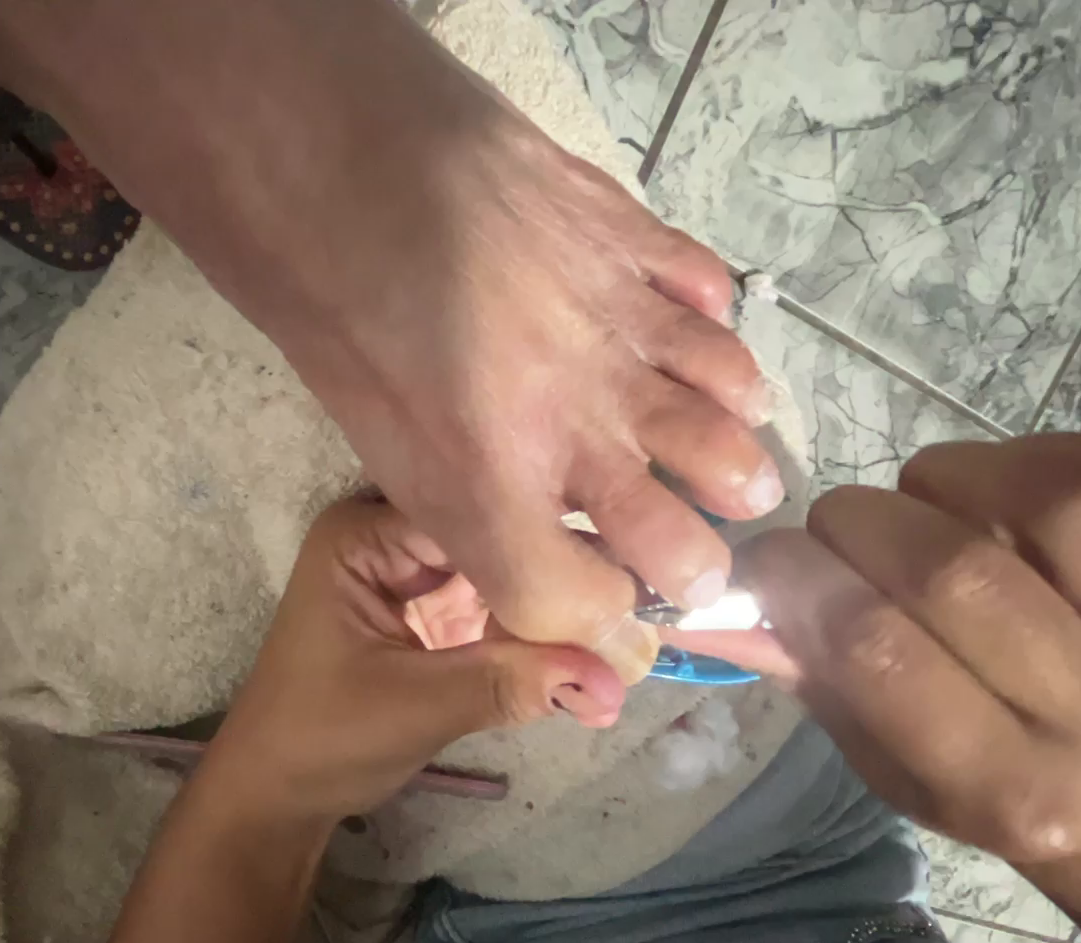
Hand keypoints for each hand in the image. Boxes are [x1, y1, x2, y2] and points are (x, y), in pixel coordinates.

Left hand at [0, 0, 780, 684]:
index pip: (588, 606)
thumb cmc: (354, 339)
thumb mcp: (395, 463)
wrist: (344, 187)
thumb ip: (483, 525)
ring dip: (736, 459)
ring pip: (731, 428)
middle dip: (698, 564)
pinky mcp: (637, 247)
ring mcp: (620, 336)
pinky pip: (713, 304)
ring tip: (731, 465)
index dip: (608, 617)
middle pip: (686, 546)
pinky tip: (699, 348)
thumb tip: (559, 558)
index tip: (614, 598)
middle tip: (695, 550)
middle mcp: (576, 435)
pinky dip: (718, 338)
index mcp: (491, 502)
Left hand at [199, 497, 622, 823]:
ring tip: (626, 634)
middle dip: (555, 580)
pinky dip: (531, 634)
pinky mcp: (429, 613)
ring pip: (499, 574)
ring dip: (550, 611)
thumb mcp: (418, 705)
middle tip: (638, 610)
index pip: (471, 513)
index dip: (544, 543)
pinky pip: (493, 607)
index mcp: (364, 534)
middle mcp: (387, 538)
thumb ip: (512, 682)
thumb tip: (615, 679)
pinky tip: (585, 652)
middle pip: (490, 539)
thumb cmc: (322, 739)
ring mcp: (411, 575)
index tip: (624, 572)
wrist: (277, 796)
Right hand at [671, 435, 1080, 862]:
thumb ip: (801, 668)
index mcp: (1006, 788)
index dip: (800, 578)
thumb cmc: (975, 778)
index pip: (876, 649)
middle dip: (858, 524)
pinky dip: (1022, 459)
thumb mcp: (873, 752)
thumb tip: (704, 605)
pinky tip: (989, 489)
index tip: (765, 557)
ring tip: (921, 502)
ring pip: (1048, 507)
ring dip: (946, 481)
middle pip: (954, 574)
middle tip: (836, 528)